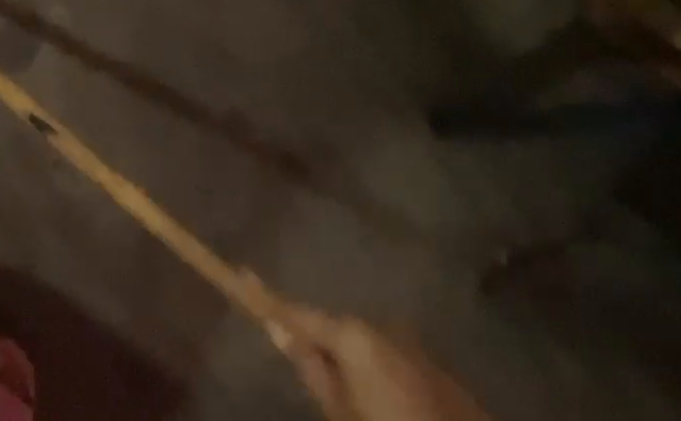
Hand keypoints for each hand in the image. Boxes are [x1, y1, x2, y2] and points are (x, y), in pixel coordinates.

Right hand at [266, 304, 490, 420]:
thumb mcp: (341, 413)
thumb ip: (311, 368)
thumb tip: (278, 328)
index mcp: (354, 336)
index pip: (298, 311)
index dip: (267, 297)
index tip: (242, 274)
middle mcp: (382, 328)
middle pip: (334, 328)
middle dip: (317, 342)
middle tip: (304, 368)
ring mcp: (414, 346)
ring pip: (364, 346)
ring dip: (350, 360)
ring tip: (348, 396)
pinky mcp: (438, 369)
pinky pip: (391, 360)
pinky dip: (378, 372)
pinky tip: (382, 402)